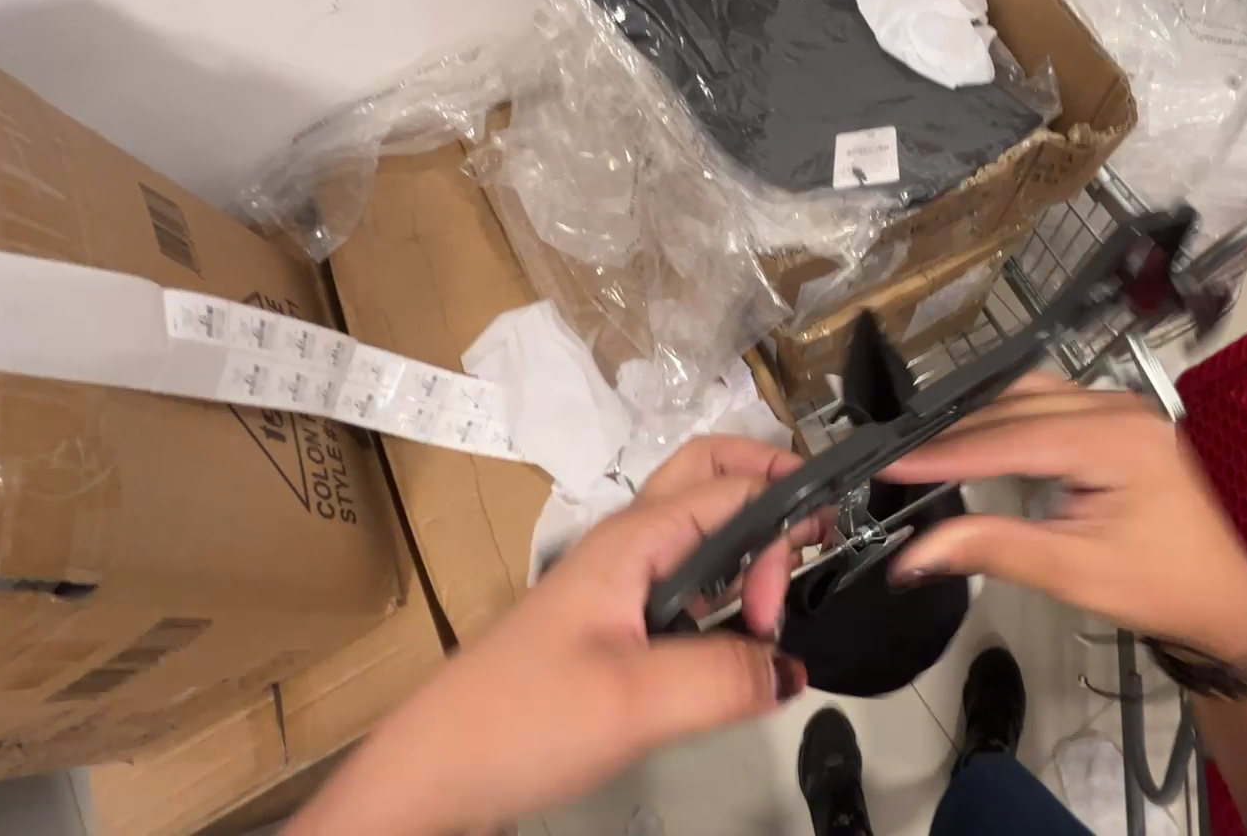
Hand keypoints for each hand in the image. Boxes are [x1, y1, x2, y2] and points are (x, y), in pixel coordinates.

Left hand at [287, 436, 819, 835]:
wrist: (430, 775)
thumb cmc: (523, 721)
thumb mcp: (635, 702)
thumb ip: (727, 677)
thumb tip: (791, 668)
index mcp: (636, 538)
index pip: (732, 489)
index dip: (782, 514)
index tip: (815, 561)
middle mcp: (631, 540)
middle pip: (709, 471)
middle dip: (766, 485)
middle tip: (803, 543)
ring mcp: (621, 575)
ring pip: (700, 521)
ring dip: (747, 541)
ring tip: (765, 611)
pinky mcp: (616, 613)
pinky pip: (687, 571)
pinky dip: (726, 579)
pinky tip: (735, 627)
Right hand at [883, 374, 1246, 663]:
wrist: (1222, 600)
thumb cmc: (1156, 588)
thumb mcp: (1072, 573)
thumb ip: (991, 549)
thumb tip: (912, 556)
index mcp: (1116, 441)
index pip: (1011, 439)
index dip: (946, 452)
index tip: (890, 463)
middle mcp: (1118, 407)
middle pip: (1016, 408)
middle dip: (954, 434)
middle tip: (898, 456)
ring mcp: (1119, 405)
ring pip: (1027, 395)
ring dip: (976, 418)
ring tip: (927, 444)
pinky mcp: (1114, 415)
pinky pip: (1046, 400)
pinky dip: (1003, 416)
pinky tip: (975, 432)